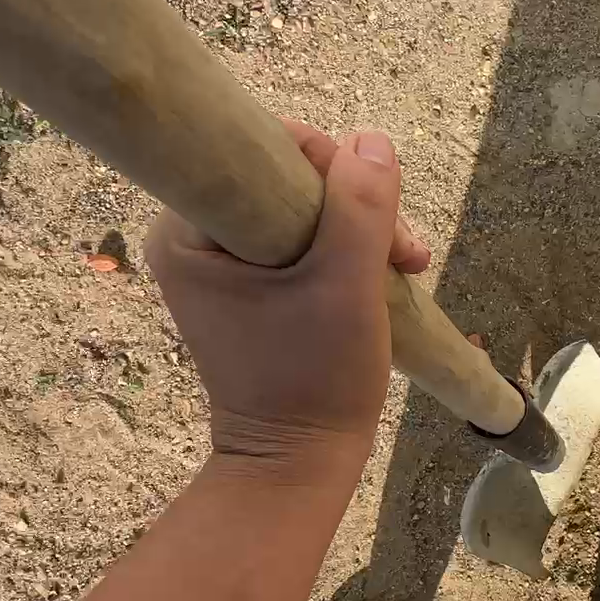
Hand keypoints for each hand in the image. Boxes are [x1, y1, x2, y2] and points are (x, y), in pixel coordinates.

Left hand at [144, 121, 428, 475]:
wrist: (301, 460)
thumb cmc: (316, 376)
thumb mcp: (346, 286)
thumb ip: (361, 208)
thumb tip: (373, 141)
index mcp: (191, 230)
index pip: (261, 151)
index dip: (329, 164)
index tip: (375, 211)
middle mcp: (198, 239)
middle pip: (290, 181)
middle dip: (358, 206)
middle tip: (403, 251)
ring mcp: (227, 267)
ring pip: (308, 212)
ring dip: (365, 230)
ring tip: (408, 266)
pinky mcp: (255, 289)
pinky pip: (308, 243)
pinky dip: (352, 253)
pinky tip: (389, 274)